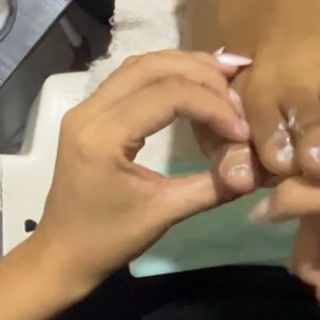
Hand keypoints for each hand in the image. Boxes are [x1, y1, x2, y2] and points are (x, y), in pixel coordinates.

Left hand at [25, 50, 250, 292]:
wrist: (62, 253)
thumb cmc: (107, 240)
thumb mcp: (163, 214)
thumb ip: (211, 187)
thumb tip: (258, 170)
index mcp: (102, 137)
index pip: (168, 95)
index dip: (213, 105)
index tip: (242, 129)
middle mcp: (88, 112)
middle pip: (153, 67)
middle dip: (202, 74)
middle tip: (240, 89)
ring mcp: (84, 110)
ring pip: (140, 66)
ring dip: (184, 67)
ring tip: (225, 79)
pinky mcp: (88, 114)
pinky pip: (129, 79)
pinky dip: (165, 75)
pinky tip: (194, 85)